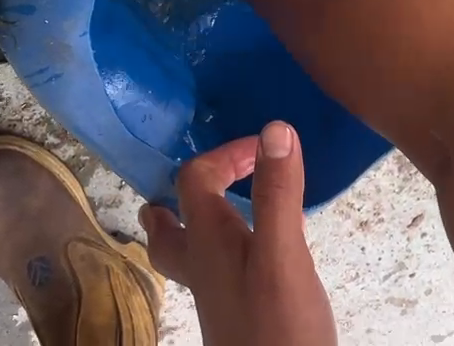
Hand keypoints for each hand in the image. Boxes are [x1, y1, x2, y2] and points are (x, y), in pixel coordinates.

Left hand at [139, 121, 337, 345]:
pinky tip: (259, 248)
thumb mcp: (283, 253)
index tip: (264, 146)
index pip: (195, 178)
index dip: (224, 152)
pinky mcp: (238, 314)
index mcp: (207, 241)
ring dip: (200, 217)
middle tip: (215, 173)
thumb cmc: (280, 327)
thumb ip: (277, 192)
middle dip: (185, 192)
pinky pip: (219, 266)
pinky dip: (229, 243)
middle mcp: (203, 265)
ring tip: (226, 202)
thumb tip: (274, 128)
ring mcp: (217, 294)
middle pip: (170, 224)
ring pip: (190, 249)